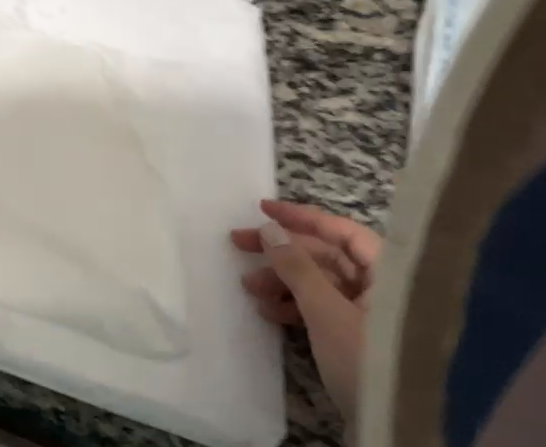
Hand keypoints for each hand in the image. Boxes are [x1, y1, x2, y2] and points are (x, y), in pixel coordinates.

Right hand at [231, 199, 380, 422]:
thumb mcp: (325, 311)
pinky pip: (324, 307)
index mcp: (392, 278)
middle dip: (282, 252)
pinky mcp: (362, 338)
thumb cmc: (366, 360)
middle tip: (238, 243)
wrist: (396, 425)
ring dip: (281, 280)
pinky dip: (296, 305)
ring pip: (322, 282)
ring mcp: (375, 316)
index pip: (346, 233)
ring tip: (250, 288)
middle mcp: (388, 291)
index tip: (260, 209)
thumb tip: (269, 227)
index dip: (303, 218)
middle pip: (329, 257)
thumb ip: (296, 267)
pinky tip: (270, 312)